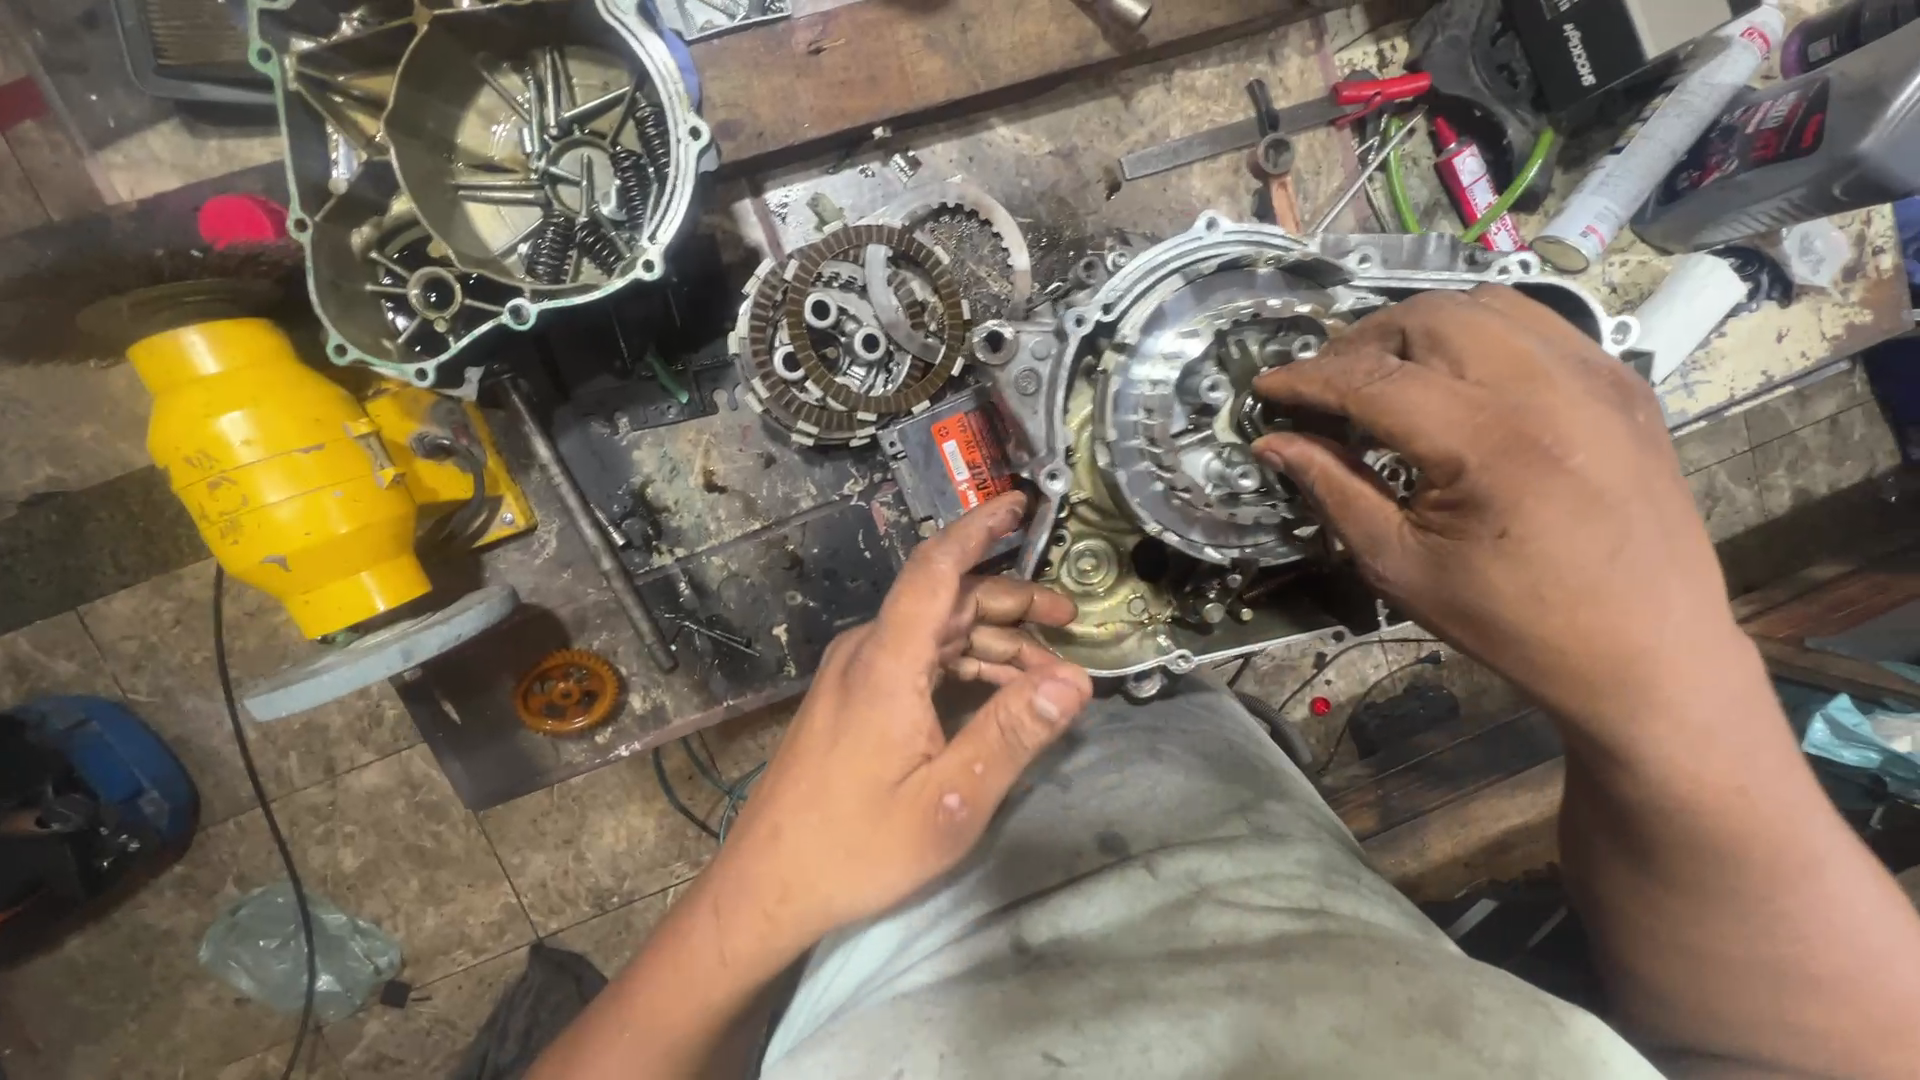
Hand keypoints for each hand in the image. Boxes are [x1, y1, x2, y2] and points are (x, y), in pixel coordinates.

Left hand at [705, 492, 1093, 947]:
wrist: (767, 885)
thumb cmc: (856, 846)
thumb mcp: (949, 802)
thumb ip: (1012, 735)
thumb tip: (1075, 682)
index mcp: (887, 662)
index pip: (937, 569)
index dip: (978, 529)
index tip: (1019, 504)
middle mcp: (867, 652)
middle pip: (948, 602)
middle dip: (1012, 605)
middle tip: (1068, 621)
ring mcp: (855, 674)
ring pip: (935, 633)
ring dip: (993, 644)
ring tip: (1045, 676)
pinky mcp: (852, 697)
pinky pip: (916, 661)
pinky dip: (962, 668)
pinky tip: (995, 696)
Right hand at [1251, 286, 1734, 737]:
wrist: (1646, 651)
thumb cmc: (1510, 621)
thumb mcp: (1398, 564)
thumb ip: (1333, 489)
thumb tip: (1273, 444)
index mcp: (1487, 442)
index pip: (1372, 379)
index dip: (1307, 379)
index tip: (1265, 387)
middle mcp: (1548, 387)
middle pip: (1427, 319)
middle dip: (1359, 342)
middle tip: (1323, 385)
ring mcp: (1597, 375)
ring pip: (1483, 305)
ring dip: (1416, 328)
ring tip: (1382, 373)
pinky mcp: (1623, 382)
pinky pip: (1535, 324)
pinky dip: (1475, 334)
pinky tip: (1452, 379)